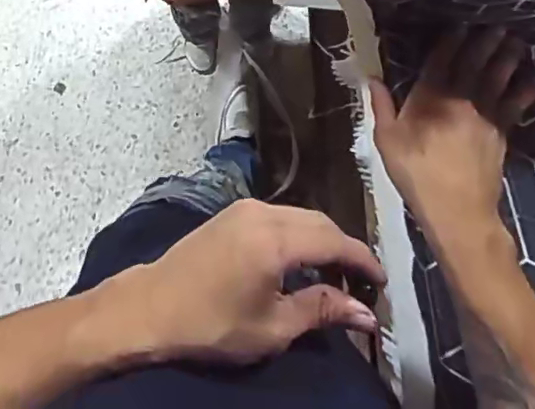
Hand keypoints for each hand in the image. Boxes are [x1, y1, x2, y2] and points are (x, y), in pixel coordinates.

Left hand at [109, 199, 384, 364]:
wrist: (153, 305)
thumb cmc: (212, 323)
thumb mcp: (272, 327)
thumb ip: (321, 311)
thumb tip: (365, 315)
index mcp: (274, 238)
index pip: (333, 240)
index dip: (361, 258)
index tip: (381, 281)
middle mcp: (263, 212)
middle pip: (319, 221)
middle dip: (344, 248)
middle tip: (361, 282)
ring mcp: (246, 207)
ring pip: (300, 215)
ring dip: (322, 239)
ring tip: (336, 275)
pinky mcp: (234, 211)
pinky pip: (281, 215)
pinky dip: (300, 233)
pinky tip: (302, 260)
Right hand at [369, 27, 534, 245]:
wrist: (458, 212)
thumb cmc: (417, 175)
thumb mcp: (387, 141)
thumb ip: (381, 106)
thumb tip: (371, 78)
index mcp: (430, 98)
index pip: (441, 61)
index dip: (451, 41)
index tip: (460, 25)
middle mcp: (460, 99)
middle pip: (474, 63)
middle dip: (485, 42)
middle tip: (497, 24)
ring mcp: (485, 115)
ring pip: (498, 79)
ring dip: (508, 58)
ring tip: (516, 41)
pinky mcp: (502, 133)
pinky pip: (516, 106)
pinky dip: (525, 91)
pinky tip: (533, 79)